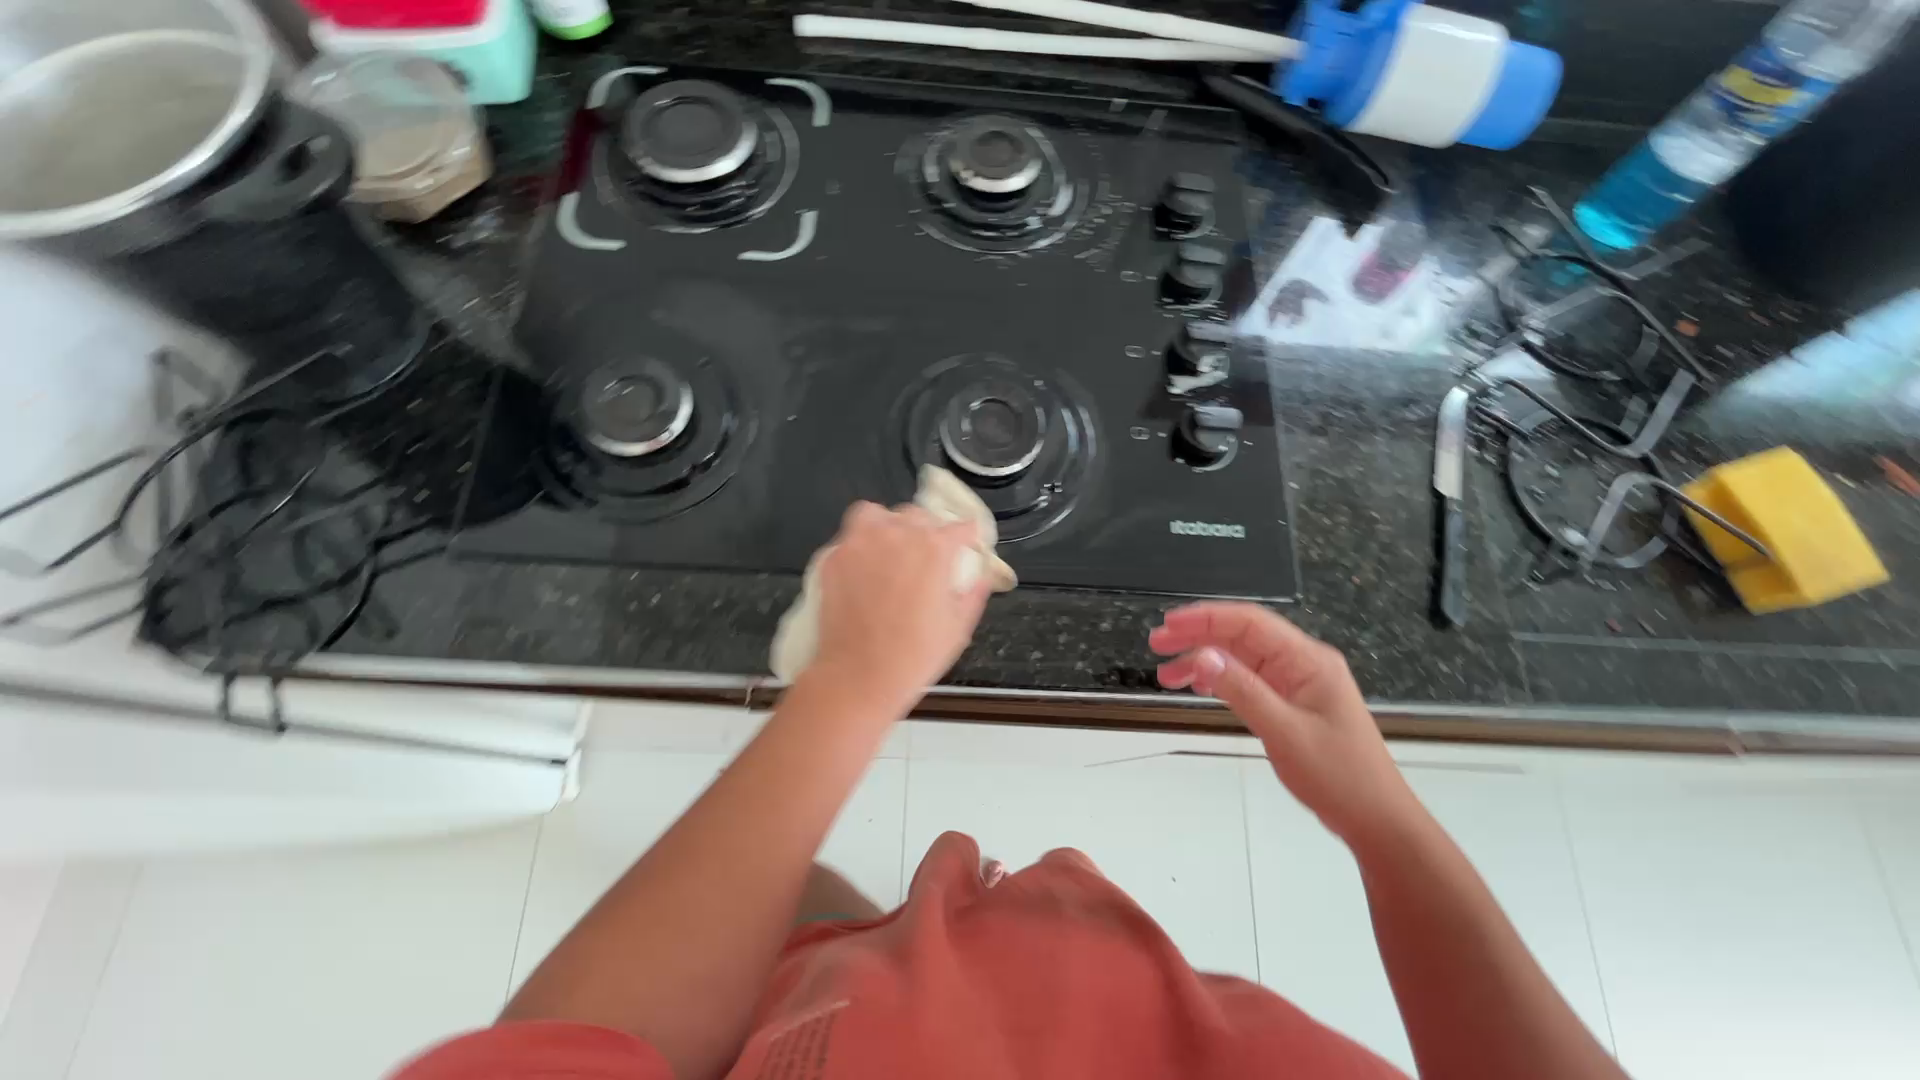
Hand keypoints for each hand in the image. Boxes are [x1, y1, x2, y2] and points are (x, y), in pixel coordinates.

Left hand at [811, 502, 989, 702]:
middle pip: (918, 515)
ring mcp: (860, 543)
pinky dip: (860, 546)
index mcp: (934, 549)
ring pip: (877, 514)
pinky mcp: (833, 558)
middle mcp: (896, 535)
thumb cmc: (914, 656)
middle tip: (928, 555)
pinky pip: (849, 537)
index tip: (967, 546)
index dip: (967, 537)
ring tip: (891, 549)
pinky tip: (864, 568)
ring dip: (888, 525)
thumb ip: (975, 592)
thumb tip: (983, 576)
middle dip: (928, 530)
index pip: (960, 526)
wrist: (857, 676)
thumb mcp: (959, 626)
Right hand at [1149, 602, 1422, 844]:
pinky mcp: (1292, 704)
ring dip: (1204, 660)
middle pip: (1242, 636)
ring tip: (1166, 675)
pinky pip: (1249, 680)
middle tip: (1157, 645)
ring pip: (1242, 658)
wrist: (1376, 819)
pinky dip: (1220, 680)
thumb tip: (1202, 655)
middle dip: (1198, 636)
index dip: (1206, 618)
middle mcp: (1302, 663)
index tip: (1169, 625)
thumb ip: (1242, 690)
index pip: (1249, 623)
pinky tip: (1197, 687)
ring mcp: (1297, 683)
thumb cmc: (1338, 776)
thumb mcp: (1284, 732)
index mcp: (1307, 660)